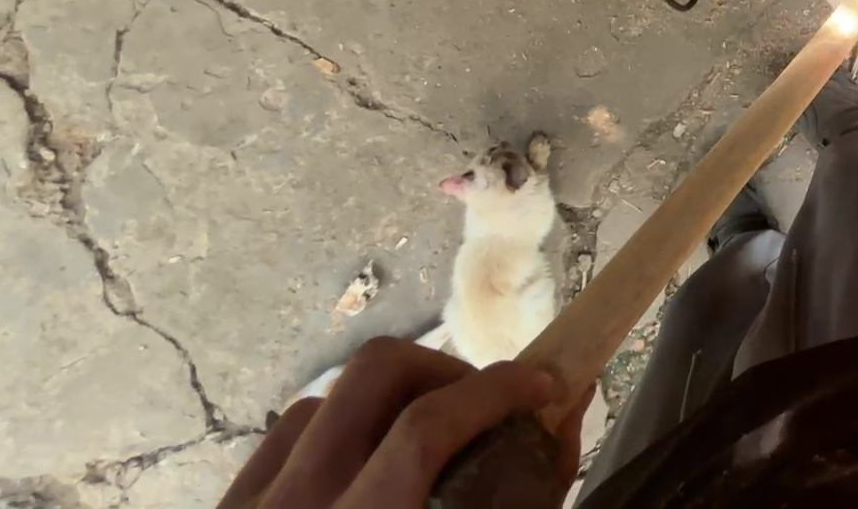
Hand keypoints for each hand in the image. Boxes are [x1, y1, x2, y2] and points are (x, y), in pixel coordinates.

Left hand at [218, 338, 591, 508]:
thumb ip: (536, 487)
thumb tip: (570, 400)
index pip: (424, 427)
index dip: (498, 389)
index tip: (544, 387)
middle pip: (373, 374)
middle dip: (445, 370)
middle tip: (480, 407)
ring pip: (328, 397)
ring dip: (391, 403)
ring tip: (425, 441)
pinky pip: (286, 436)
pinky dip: (341, 431)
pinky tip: (368, 469)